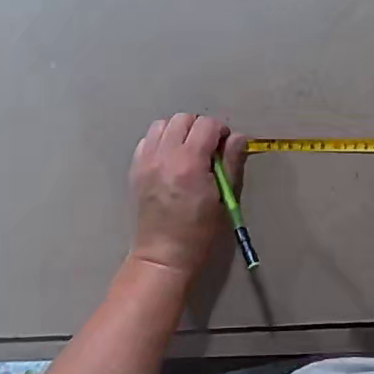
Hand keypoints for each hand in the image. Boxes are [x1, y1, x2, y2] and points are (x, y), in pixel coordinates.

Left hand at [128, 113, 247, 275]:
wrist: (163, 254)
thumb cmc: (198, 231)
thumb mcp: (222, 198)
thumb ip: (231, 162)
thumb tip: (238, 137)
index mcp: (189, 162)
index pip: (207, 125)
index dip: (220, 131)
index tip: (224, 147)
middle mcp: (164, 155)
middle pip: (183, 119)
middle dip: (199, 128)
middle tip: (207, 149)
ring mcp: (146, 160)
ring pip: (162, 124)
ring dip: (177, 131)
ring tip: (187, 151)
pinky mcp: (135, 168)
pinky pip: (147, 140)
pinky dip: (160, 142)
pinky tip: (169, 160)